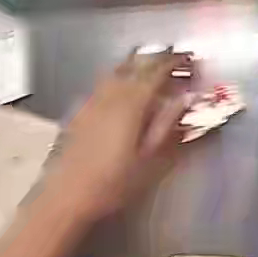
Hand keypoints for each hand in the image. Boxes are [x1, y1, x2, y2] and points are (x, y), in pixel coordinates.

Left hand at [32, 50, 194, 224]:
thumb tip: (187, 98)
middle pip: (136, 64)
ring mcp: (92, 99)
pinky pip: (105, 81)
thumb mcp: (151, 157)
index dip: (176, 62)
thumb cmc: (114, 182)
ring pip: (118, 69)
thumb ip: (168, 123)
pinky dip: (122, 75)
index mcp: (132, 103)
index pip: (157, 71)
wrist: (66, 197)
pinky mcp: (80, 109)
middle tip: (176, 62)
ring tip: (154, 69)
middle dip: (158, 59)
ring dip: (139, 64)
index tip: (190, 60)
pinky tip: (126, 87)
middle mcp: (111, 94)